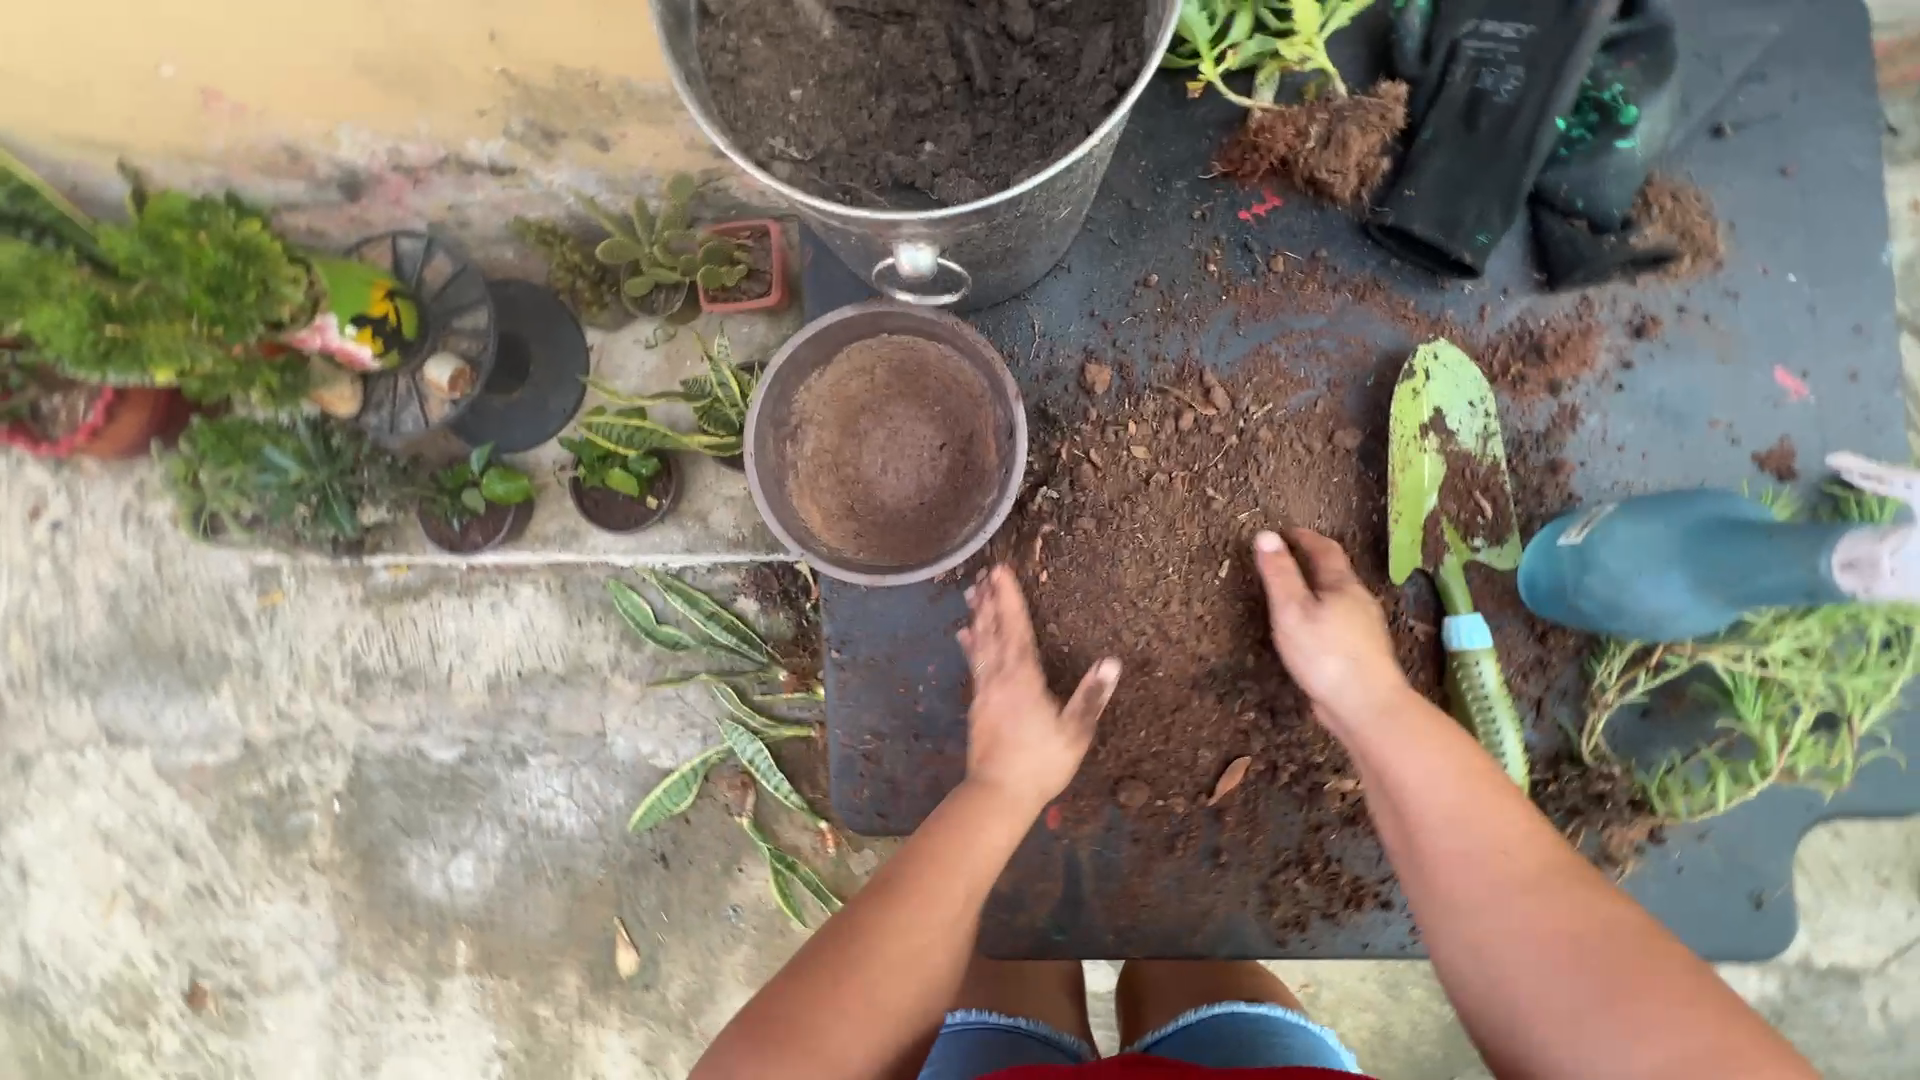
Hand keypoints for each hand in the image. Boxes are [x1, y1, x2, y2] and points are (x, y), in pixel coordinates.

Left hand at [957, 565, 1120, 810]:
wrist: (999, 793)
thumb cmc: (1042, 762)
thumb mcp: (1075, 732)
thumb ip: (1091, 696)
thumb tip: (1112, 663)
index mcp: (1023, 679)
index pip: (1015, 630)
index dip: (1009, 599)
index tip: (1001, 573)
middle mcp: (999, 678)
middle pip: (992, 632)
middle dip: (989, 601)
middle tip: (983, 574)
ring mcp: (984, 691)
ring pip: (979, 646)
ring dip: (977, 617)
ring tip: (971, 593)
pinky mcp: (977, 706)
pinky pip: (974, 666)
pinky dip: (970, 646)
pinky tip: (964, 636)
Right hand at [1251, 529, 1412, 729]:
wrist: (1366, 706)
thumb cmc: (1325, 653)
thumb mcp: (1292, 610)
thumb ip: (1279, 574)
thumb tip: (1266, 535)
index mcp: (1343, 586)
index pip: (1325, 551)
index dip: (1305, 538)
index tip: (1285, 532)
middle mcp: (1360, 602)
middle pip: (1336, 573)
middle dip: (1313, 561)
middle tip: (1287, 557)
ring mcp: (1365, 629)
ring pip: (1340, 599)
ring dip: (1319, 588)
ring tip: (1295, 591)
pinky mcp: (1362, 652)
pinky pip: (1339, 621)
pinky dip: (1322, 612)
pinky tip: (1312, 629)